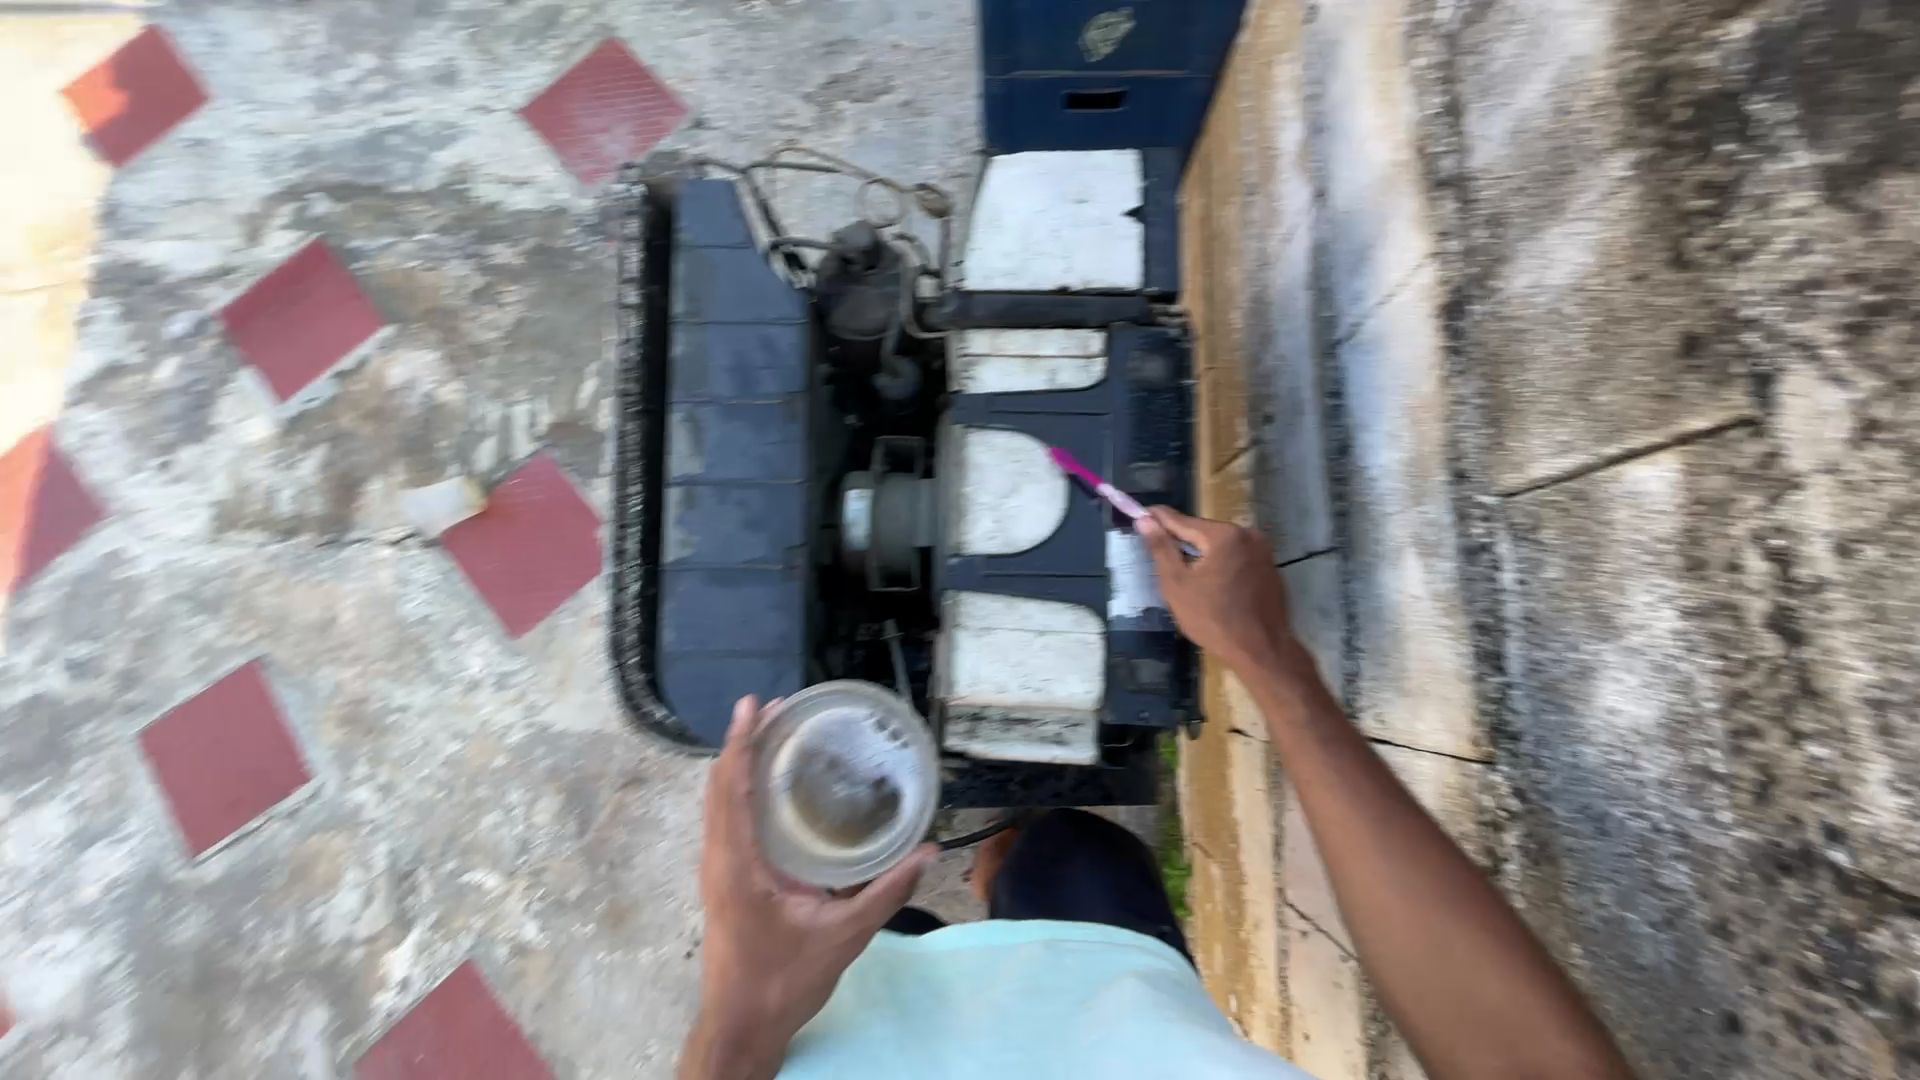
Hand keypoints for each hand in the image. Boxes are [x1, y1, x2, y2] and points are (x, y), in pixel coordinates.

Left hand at [680, 695, 935, 1079]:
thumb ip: (887, 892)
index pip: (732, 789)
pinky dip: (738, 788)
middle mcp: (719, 859)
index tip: (753, 704)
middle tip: (775, 707)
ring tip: (770, 731)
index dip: (741, 742)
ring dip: (737, 762)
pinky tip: (767, 782)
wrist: (741, 1027)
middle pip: (719, 786)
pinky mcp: (723, 879)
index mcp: (738, 866)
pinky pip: (724, 819)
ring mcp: (716, 869)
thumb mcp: (844, 937)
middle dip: (741, 741)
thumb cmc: (785, 981)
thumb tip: (928, 850)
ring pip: (717, 801)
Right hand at [1136, 506, 1298, 673]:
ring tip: (1183, 571)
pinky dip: (1220, 563)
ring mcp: (1262, 550)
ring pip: (1220, 544)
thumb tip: (1145, 519)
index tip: (1139, 513)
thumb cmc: (1212, 619)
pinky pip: (1236, 557)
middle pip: (1203, 531)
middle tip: (1158, 551)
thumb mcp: (1176, 583)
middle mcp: (1247, 534)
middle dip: (1181, 540)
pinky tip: (1210, 584)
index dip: (1157, 518)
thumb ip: (1160, 548)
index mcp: (1224, 535)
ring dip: (1201, 553)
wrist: (1261, 650)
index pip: (1181, 520)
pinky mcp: (1269, 567)